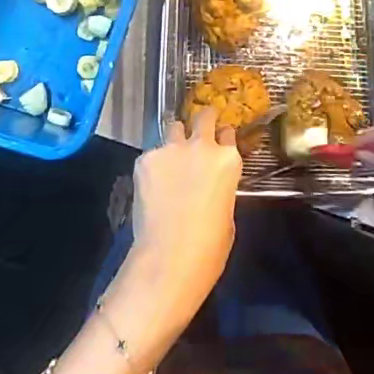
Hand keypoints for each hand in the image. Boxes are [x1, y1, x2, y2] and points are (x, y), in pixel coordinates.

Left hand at [104, 109, 241, 345]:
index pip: (228, 134)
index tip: (218, 144)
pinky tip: (151, 187)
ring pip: (173, 128)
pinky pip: (151, 155)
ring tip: (170, 161)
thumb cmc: (209, 247)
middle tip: (197, 131)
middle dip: (202, 120)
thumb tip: (209, 184)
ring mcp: (170, 149)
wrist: (169, 257)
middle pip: (203, 116)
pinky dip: (153, 166)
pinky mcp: (145, 159)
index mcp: (228, 160)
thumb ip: (221, 186)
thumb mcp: (227, 213)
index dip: (222, 138)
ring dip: (174, 139)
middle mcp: (201, 146)